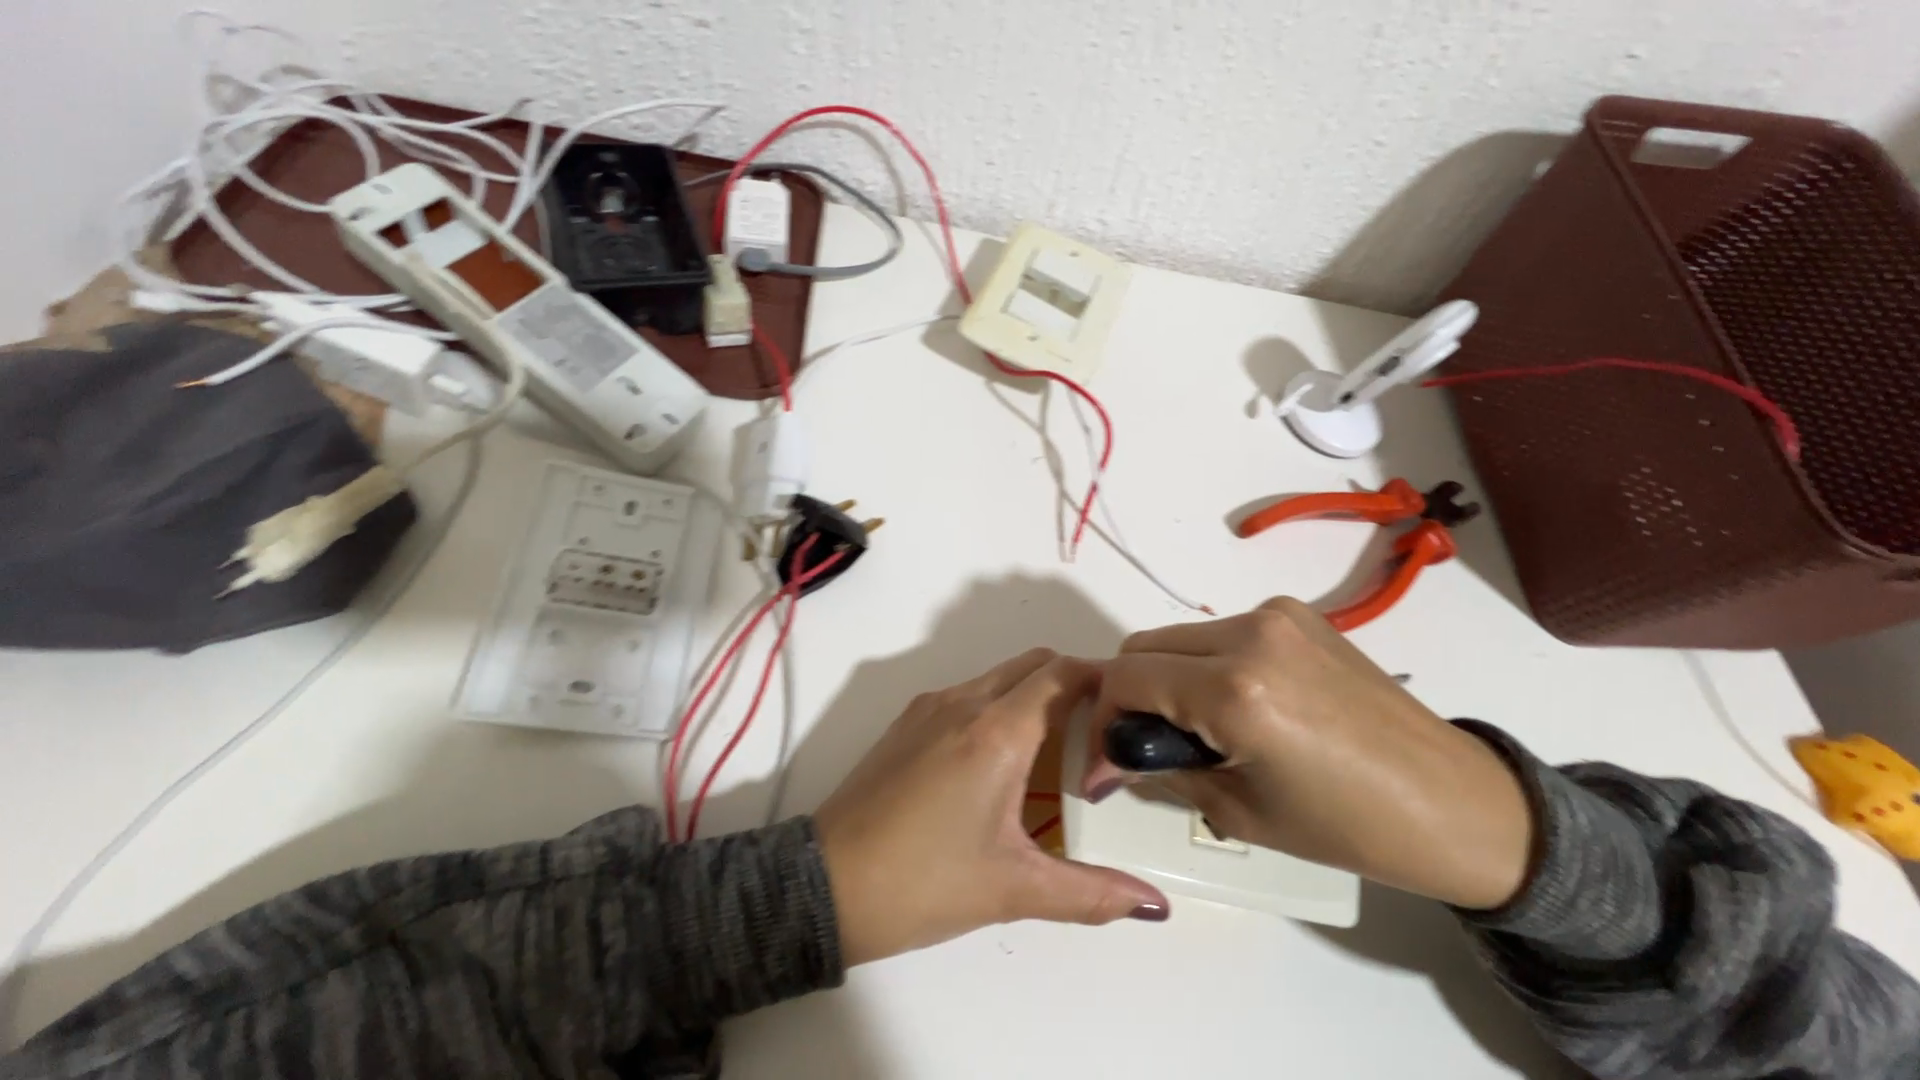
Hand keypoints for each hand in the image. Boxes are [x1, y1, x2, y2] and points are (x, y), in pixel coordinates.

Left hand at [816, 649, 1169, 966]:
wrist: (822, 887)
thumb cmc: (923, 884)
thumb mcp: (1013, 889)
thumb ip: (1091, 893)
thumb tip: (1155, 908)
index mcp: (996, 731)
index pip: (1064, 673)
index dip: (1103, 681)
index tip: (1129, 712)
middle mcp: (963, 703)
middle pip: (1034, 664)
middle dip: (1073, 684)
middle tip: (1099, 735)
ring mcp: (927, 709)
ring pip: (998, 677)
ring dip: (1032, 696)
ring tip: (1056, 754)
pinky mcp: (904, 725)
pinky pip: (966, 695)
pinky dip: (997, 708)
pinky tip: (1000, 764)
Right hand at [1080, 598, 1533, 909]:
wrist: (1452, 801)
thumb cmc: (1345, 826)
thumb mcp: (1236, 810)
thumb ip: (1160, 769)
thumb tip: (1108, 761)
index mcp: (1235, 689)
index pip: (1125, 678)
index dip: (1101, 721)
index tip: (1105, 765)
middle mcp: (1251, 634)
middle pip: (1144, 647)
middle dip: (1128, 697)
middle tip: (1141, 749)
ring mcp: (1278, 617)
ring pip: (1181, 637)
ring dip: (1168, 679)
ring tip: (1194, 733)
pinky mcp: (1299, 615)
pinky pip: (1222, 633)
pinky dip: (1206, 665)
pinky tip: (1236, 708)